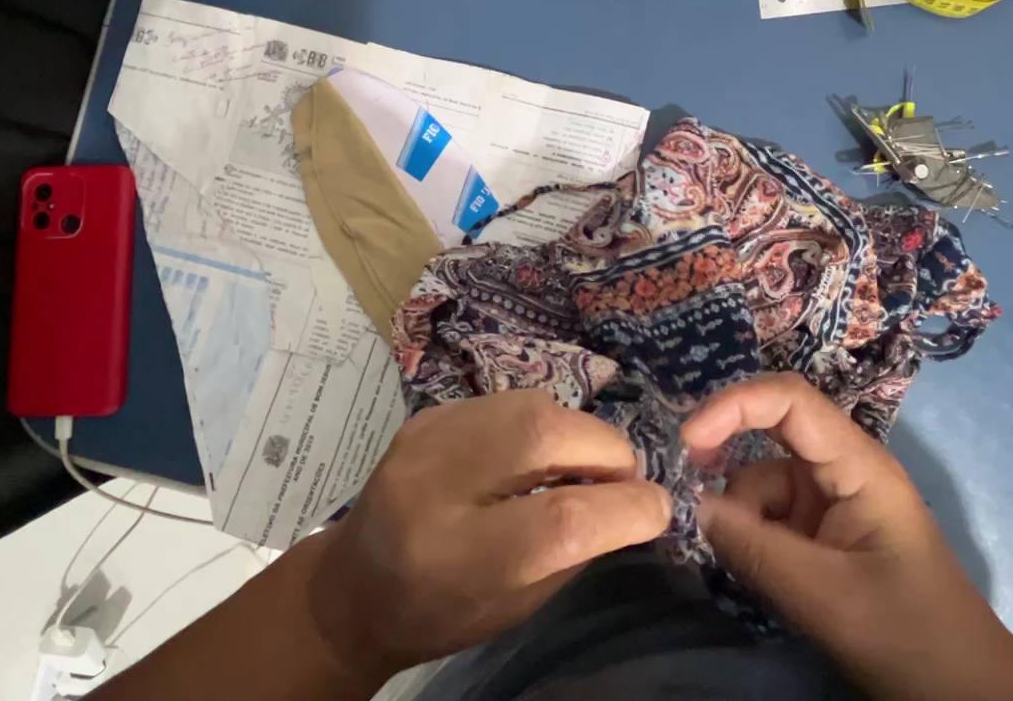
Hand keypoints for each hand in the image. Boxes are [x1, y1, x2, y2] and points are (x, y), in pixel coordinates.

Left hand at [308, 389, 673, 680]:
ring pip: (531, 404)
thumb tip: (635, 498)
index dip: (626, 508)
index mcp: (459, 555)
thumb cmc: (440, 612)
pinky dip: (543, 421)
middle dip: (606, 450)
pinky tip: (542, 450)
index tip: (659, 507)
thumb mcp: (515, 604)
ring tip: (585, 461)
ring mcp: (427, 437)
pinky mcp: (428, 413)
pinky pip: (508, 400)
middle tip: (623, 476)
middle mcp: (436, 484)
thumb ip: (577, 549)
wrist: (352, 584)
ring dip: (577, 430)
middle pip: (544, 436)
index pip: (561, 519)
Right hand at [682, 373, 1012, 699]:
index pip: (789, 400)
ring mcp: (829, 498)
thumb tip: (689, 505)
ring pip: (760, 480)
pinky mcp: (819, 529)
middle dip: (725, 451)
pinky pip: (766, 514)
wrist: (961, 693)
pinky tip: (755, 572)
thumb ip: (752, 548)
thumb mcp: (824, 596)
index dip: (733, 405)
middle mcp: (841, 467)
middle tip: (686, 486)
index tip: (689, 439)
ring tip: (746, 567)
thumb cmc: (907, 635)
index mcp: (858, 464)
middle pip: (769, 431)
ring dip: (738, 514)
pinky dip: (747, 535)